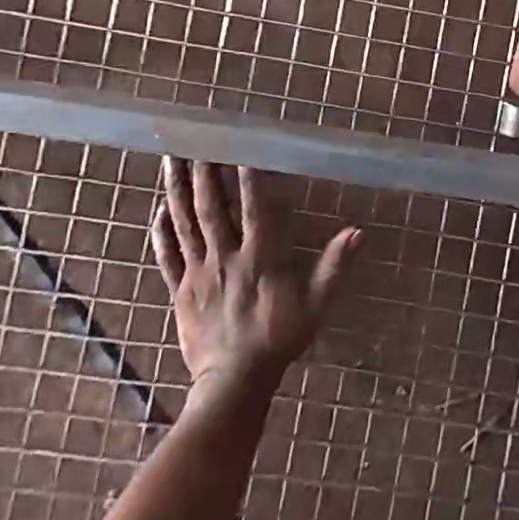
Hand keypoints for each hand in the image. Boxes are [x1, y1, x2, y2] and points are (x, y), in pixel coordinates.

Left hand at [152, 158, 362, 395]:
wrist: (234, 384)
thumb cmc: (279, 339)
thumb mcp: (316, 305)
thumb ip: (335, 266)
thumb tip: (358, 232)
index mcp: (260, 257)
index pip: (253, 205)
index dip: (247, 172)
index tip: (240, 142)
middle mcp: (226, 256)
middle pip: (211, 204)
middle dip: (204, 167)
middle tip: (196, 135)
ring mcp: (198, 271)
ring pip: (186, 221)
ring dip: (177, 186)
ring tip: (171, 154)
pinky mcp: (179, 288)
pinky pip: (167, 254)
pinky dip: (162, 229)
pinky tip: (159, 206)